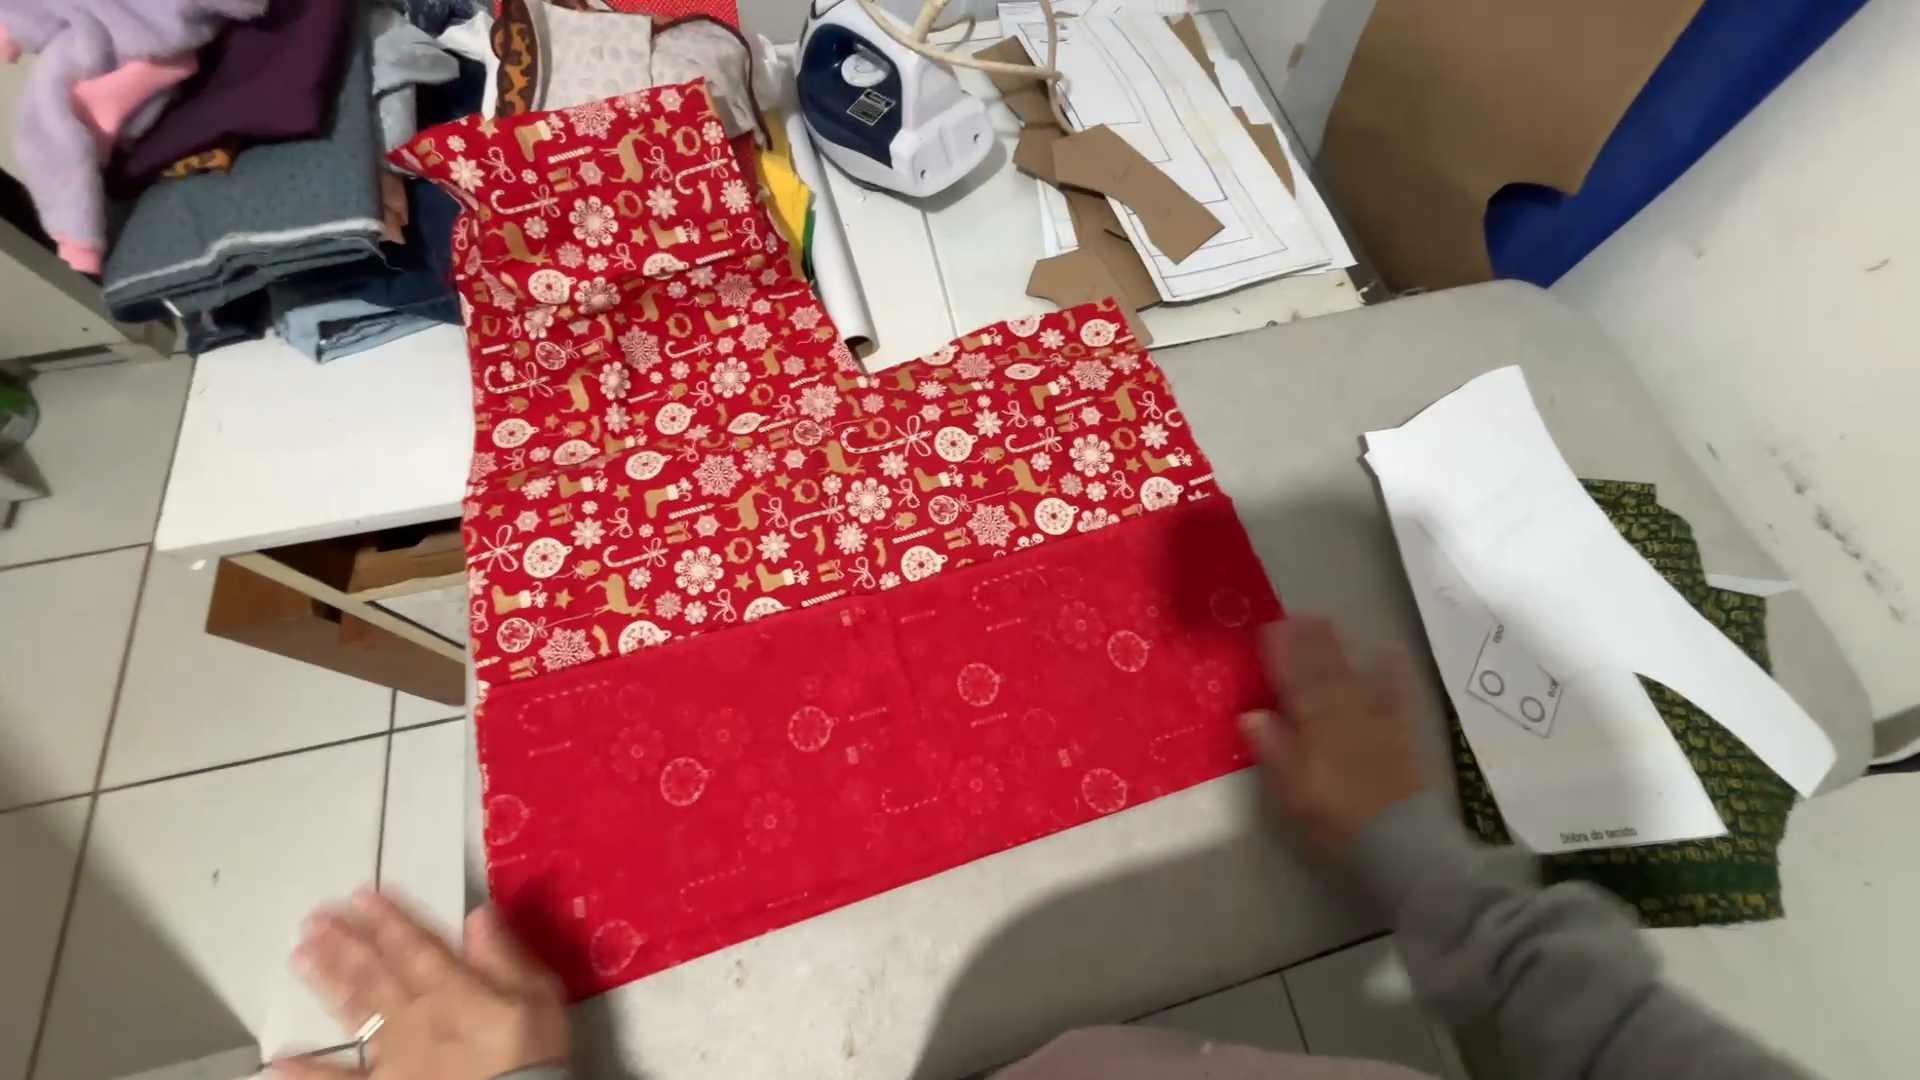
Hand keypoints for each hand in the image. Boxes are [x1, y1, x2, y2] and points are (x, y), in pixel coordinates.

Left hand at [276, 890, 569, 1079]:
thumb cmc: (528, 1045)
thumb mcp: (534, 993)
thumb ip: (503, 956)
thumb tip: (477, 914)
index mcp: (451, 989)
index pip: (414, 946)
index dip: (387, 919)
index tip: (361, 895)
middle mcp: (413, 1017)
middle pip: (376, 974)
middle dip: (347, 943)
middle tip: (314, 920)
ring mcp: (392, 1056)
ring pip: (355, 1012)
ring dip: (327, 983)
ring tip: (300, 957)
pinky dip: (306, 1073)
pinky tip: (278, 1060)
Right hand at [1241, 616, 1426, 855]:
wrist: (1401, 844)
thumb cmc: (1338, 819)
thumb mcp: (1295, 792)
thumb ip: (1275, 752)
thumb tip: (1249, 714)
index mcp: (1313, 731)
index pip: (1292, 685)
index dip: (1281, 655)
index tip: (1269, 627)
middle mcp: (1342, 718)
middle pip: (1321, 675)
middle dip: (1307, 643)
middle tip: (1296, 612)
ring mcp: (1373, 723)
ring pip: (1351, 678)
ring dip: (1339, 648)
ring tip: (1327, 620)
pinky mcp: (1398, 734)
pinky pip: (1394, 697)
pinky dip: (1392, 672)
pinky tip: (1391, 649)